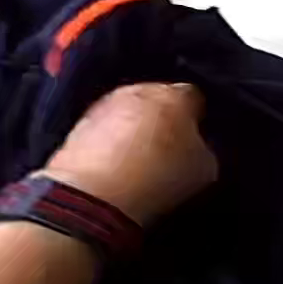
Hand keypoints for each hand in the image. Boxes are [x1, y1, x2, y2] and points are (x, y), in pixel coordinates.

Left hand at [42, 82, 216, 226]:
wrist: (95, 194)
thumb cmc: (160, 179)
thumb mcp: (204, 170)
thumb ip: (205, 151)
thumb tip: (198, 148)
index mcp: (175, 96)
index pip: (195, 98)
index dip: (197, 120)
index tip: (197, 141)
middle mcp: (138, 89)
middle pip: (158, 100)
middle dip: (164, 120)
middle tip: (169, 150)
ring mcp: (104, 104)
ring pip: (128, 112)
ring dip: (135, 130)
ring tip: (139, 162)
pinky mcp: (77, 124)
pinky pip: (104, 130)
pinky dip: (111, 143)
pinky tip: (114, 167)